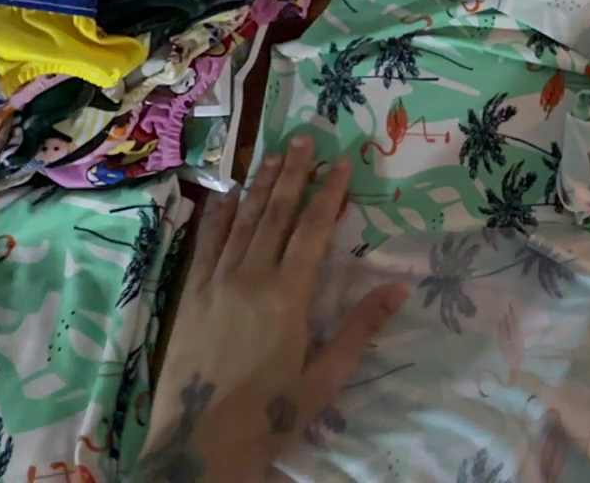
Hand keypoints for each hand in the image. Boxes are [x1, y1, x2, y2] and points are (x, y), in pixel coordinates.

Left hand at [136, 137, 408, 481]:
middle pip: (275, 213)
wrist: (196, 453)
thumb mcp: (325, 378)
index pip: (312, 229)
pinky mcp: (189, 297)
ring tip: (273, 153)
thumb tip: (400, 286)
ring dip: (259, 184)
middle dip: (293, 173)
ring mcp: (214, 284)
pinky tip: (225, 194)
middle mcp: (250, 277)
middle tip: (305, 138)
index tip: (342, 162)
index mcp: (287, 295)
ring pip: (241, 221)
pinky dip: (217, 215)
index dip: (329, 193)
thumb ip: (360, 329)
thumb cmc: (268, 415)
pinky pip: (205, 245)